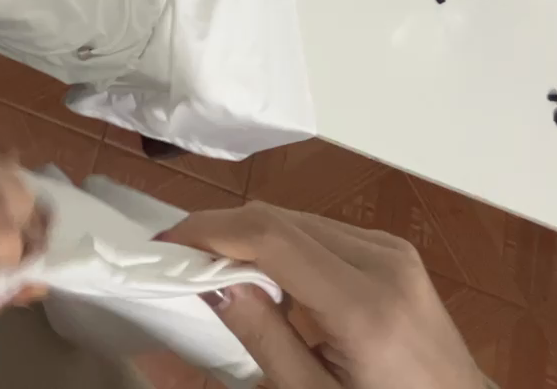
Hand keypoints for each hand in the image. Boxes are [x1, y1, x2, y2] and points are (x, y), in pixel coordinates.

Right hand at [160, 203, 484, 388]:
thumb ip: (262, 339)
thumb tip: (207, 281)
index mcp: (368, 307)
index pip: (270, 236)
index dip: (209, 230)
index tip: (164, 246)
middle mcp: (383, 261)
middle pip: (277, 219)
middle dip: (221, 232)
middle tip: (178, 260)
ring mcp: (391, 250)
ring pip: (292, 218)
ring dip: (246, 236)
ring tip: (213, 268)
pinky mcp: (391, 249)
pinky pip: (315, 230)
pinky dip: (277, 242)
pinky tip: (264, 274)